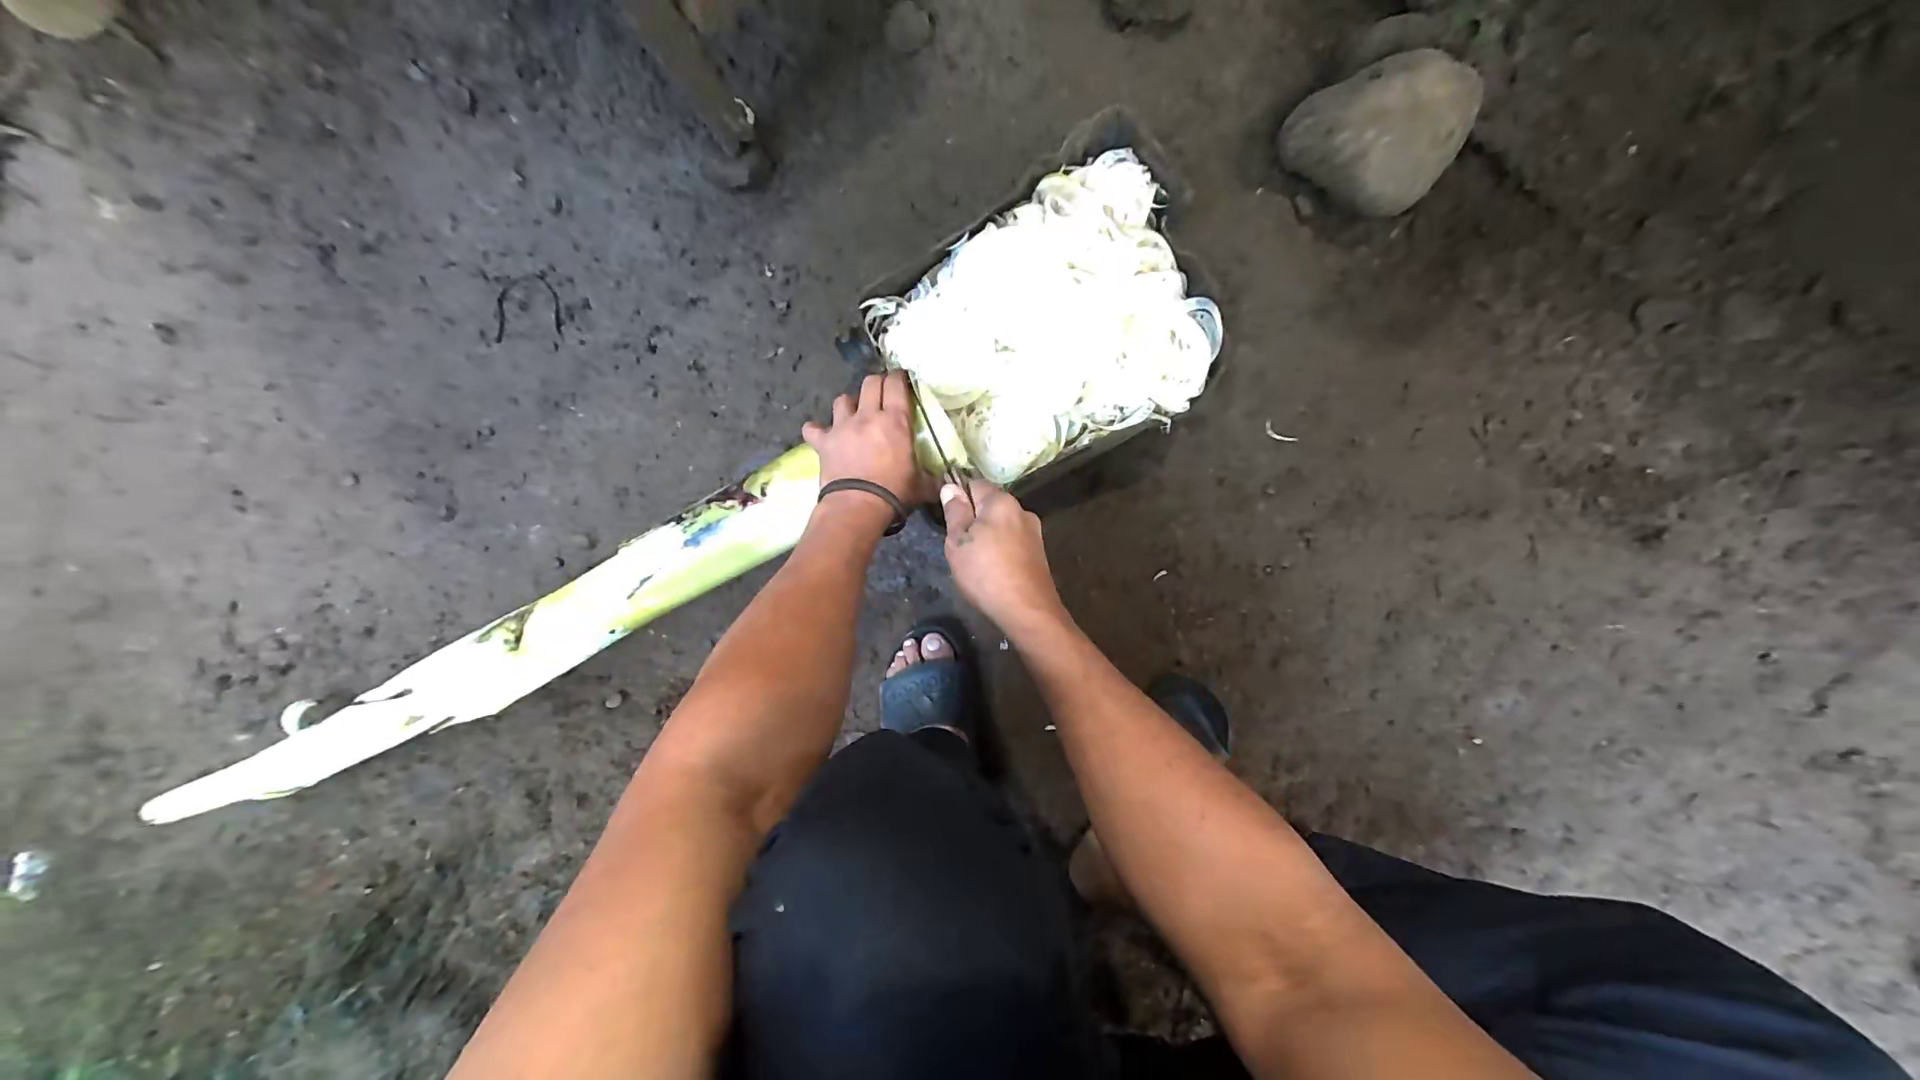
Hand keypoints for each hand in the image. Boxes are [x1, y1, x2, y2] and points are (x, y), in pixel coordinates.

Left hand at [802, 371, 933, 512]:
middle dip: (877, 383)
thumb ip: (933, 479)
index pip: (896, 384)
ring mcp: (842, 426)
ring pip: (842, 400)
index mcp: (896, 421)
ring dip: (849, 403)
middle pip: (870, 383)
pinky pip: (813, 429)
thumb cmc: (894, 493)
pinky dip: (815, 430)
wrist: (857, 507)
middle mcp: (868, 416)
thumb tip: (947, 484)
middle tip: (882, 393)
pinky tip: (819, 433)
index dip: (899, 377)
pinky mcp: (823, 442)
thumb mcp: (922, 485)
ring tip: (853, 412)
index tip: (902, 379)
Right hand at [940, 480, 1066, 631]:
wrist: (1027, 609)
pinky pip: (1012, 541)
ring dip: (987, 535)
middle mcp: (1022, 510)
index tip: (947, 516)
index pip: (975, 484)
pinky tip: (993, 568)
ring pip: (1002, 524)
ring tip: (974, 559)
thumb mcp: (958, 542)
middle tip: (957, 543)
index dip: (958, 495)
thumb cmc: (985, 572)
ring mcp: (1033, 532)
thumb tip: (951, 486)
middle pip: (990, 505)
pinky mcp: (1038, 553)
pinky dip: (1000, 548)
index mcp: (1001, 501)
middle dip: (973, 518)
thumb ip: (955, 512)